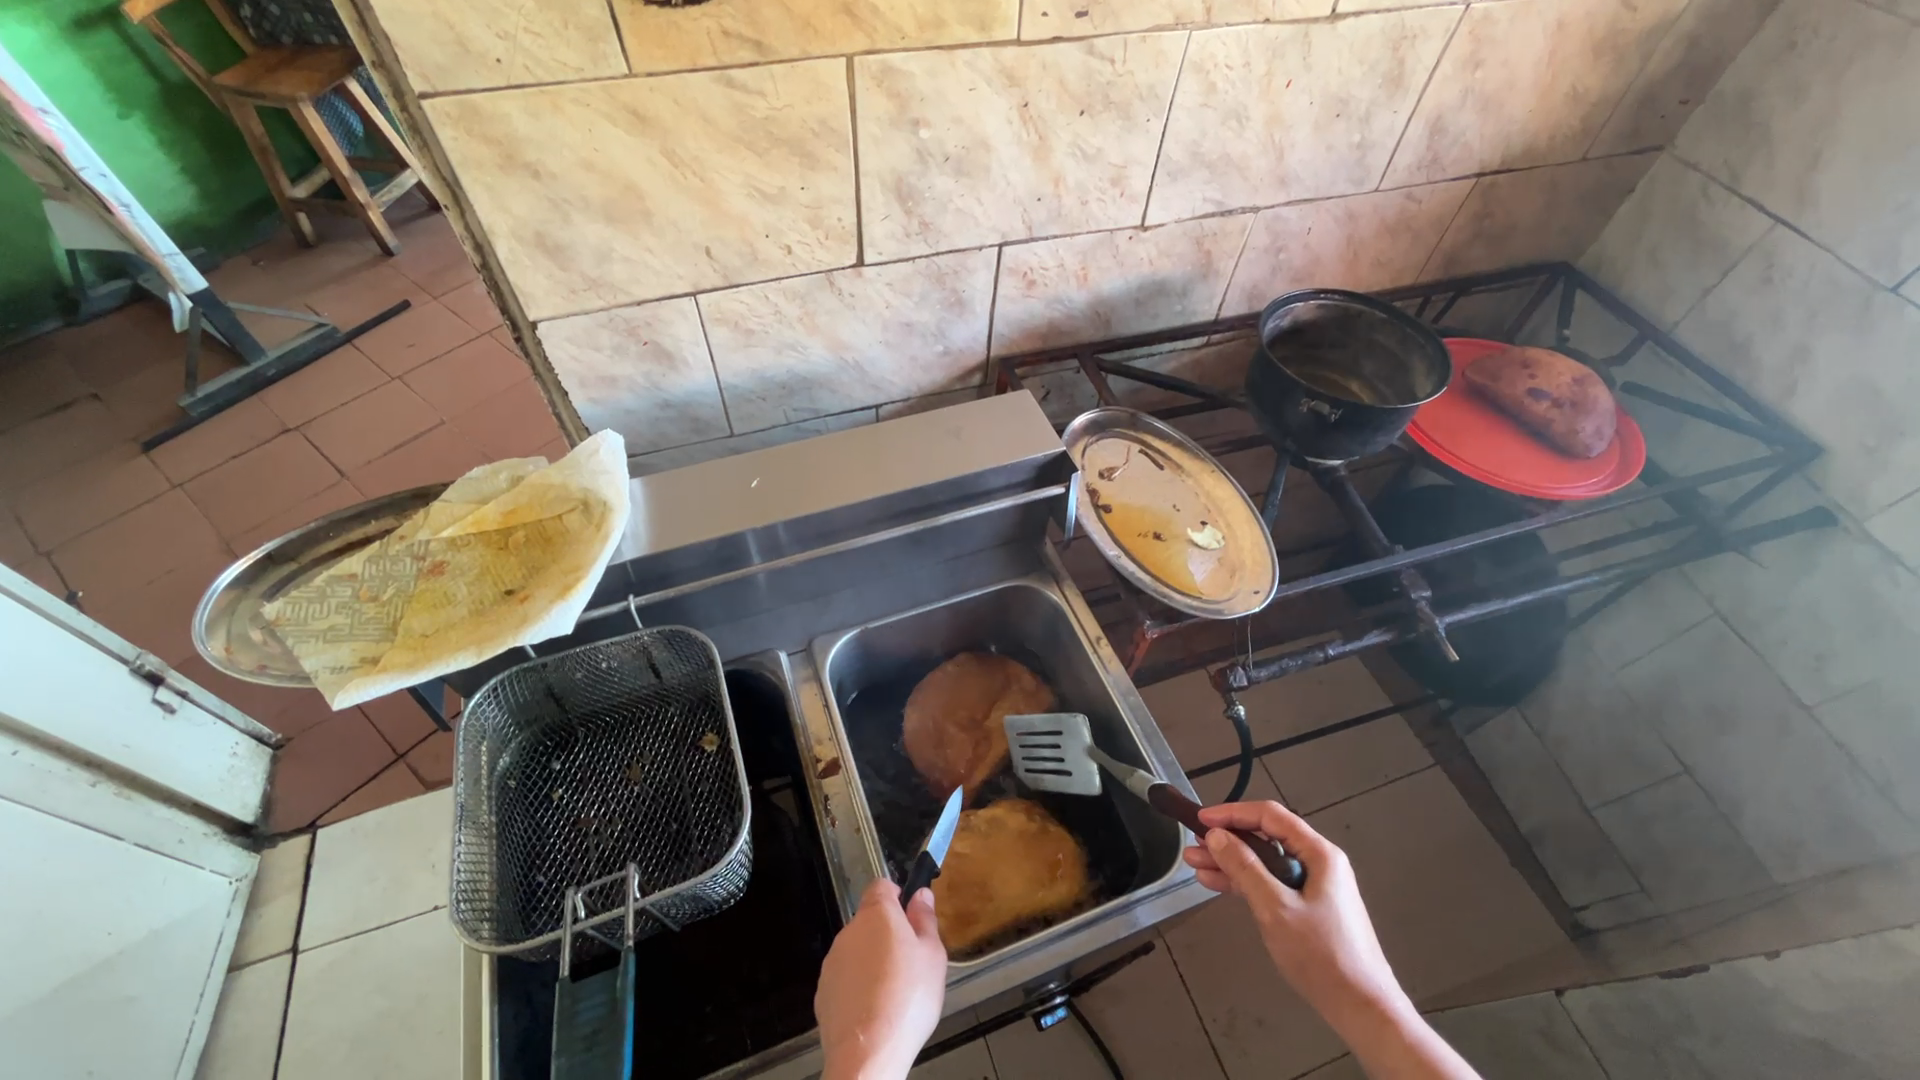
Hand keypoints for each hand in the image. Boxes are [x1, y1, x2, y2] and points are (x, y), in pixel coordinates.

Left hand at [814, 879, 947, 1079]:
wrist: (868, 1051)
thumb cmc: (909, 997)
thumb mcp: (933, 955)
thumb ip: (925, 920)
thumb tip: (921, 895)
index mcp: (877, 914)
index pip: (881, 886)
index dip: (897, 896)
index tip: (911, 916)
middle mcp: (849, 931)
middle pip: (869, 921)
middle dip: (887, 934)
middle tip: (911, 961)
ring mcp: (832, 962)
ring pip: (857, 951)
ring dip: (872, 961)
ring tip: (894, 992)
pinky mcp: (822, 992)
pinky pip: (845, 979)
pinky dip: (858, 987)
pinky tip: (874, 1011)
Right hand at [1182, 800, 1412, 1035]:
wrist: (1362, 1008)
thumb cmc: (1322, 955)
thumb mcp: (1275, 908)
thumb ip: (1244, 868)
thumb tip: (1216, 836)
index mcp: (1318, 854)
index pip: (1269, 816)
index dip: (1232, 813)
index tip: (1201, 820)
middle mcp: (1317, 863)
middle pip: (1265, 838)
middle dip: (1227, 840)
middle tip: (1193, 843)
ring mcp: (1313, 886)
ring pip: (1264, 862)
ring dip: (1230, 862)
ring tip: (1195, 863)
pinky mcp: (1307, 908)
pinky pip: (1270, 883)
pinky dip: (1243, 882)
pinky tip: (1215, 883)